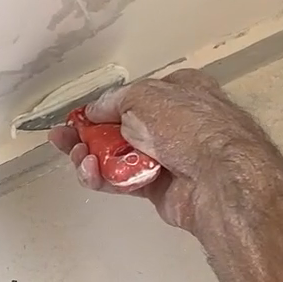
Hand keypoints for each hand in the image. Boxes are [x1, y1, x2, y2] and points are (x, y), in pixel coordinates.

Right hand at [48, 69, 282, 232]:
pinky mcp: (159, 189)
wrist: (220, 179)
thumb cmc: (187, 125)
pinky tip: (88, 172)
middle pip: (122, 128)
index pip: (136, 95)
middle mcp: (175, 124)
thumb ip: (115, 101)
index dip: (107, 105)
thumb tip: (94, 110)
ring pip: (118, 157)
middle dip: (89, 133)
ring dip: (91, 156)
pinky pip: (123, 181)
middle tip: (62, 139)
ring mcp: (167, 158)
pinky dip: (103, 178)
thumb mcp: (146, 96)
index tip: (80, 115)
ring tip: (76, 156)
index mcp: (181, 92)